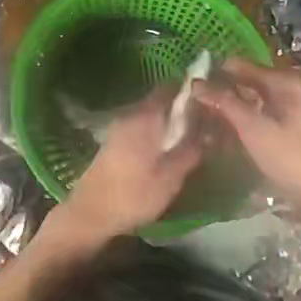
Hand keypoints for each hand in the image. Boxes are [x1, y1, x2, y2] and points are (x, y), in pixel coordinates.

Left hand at [40, 87, 203, 249]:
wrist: (90, 213)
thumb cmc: (134, 194)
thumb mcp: (171, 176)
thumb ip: (192, 148)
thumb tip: (210, 129)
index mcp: (146, 116)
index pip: (170, 87)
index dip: (190, 90)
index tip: (208, 101)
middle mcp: (130, 114)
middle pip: (161, 101)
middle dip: (181, 109)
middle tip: (203, 124)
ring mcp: (119, 128)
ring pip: (151, 115)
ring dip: (168, 123)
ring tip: (189, 139)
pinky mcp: (113, 142)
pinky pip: (141, 127)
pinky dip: (155, 133)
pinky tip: (165, 151)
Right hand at [194, 59, 300, 213]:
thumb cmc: (289, 157)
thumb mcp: (253, 128)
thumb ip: (225, 103)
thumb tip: (196, 84)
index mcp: (282, 81)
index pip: (239, 65)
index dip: (215, 73)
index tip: (190, 86)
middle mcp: (286, 89)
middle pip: (245, 82)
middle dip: (221, 91)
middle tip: (192, 104)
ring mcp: (289, 109)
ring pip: (250, 100)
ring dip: (229, 108)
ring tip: (202, 118)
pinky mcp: (287, 129)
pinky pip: (257, 116)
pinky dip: (241, 121)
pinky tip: (223, 133)